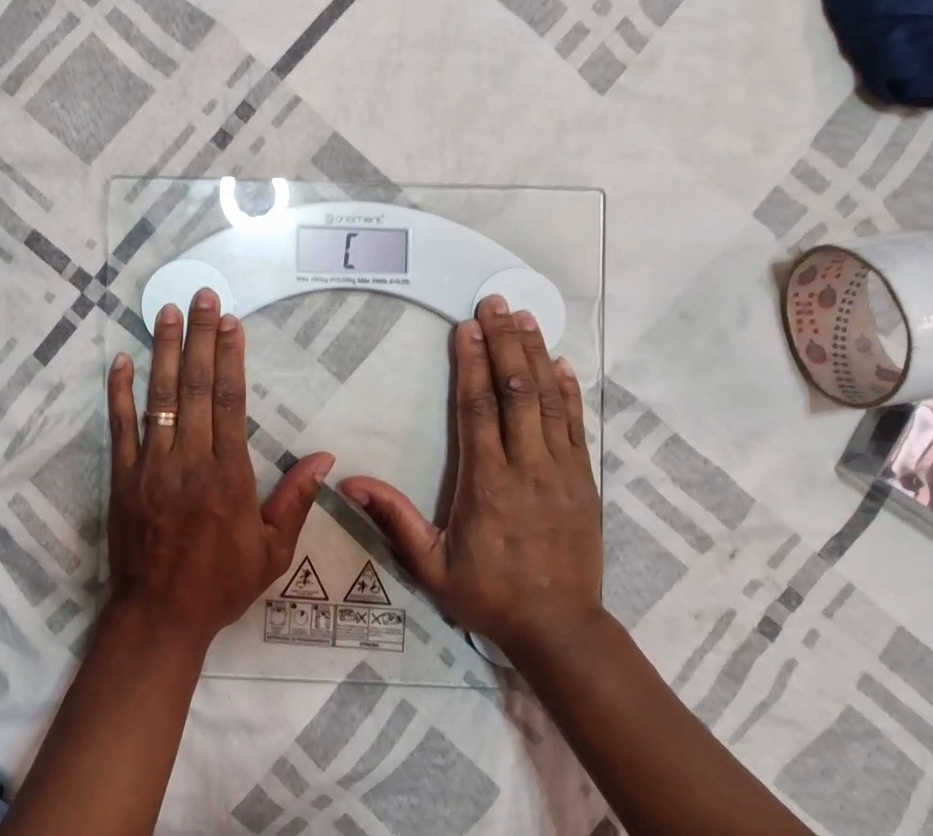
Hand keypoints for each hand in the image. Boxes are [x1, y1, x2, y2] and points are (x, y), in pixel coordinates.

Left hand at [105, 289, 334, 649]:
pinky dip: (119, 392)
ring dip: (164, 352)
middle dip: (201, 337)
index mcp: (228, 474)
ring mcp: (151, 466)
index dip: (231, 357)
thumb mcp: (273, 550)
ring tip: (167, 312)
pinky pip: (120, 427)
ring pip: (158, 397)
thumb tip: (324, 459)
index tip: (231, 322)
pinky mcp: (122, 477)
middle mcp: (189, 460)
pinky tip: (120, 360)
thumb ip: (296, 500)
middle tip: (202, 297)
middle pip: (196, 387)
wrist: (160, 614)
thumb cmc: (222, 583)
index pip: (231, 401)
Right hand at [340, 296, 601, 657]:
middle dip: (505, 343)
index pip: (478, 410)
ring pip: (547, 401)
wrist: (560, 628)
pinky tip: (561, 364)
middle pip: (515, 392)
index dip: (472, 365)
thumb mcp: (431, 565)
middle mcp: (527, 467)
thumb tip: (349, 482)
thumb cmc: (488, 595)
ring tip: (526, 317)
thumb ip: (394, 519)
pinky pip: (576, 427)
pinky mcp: (584, 481)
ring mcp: (562, 472)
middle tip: (496, 303)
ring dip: (536, 356)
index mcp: (487, 483)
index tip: (466, 328)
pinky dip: (568, 392)